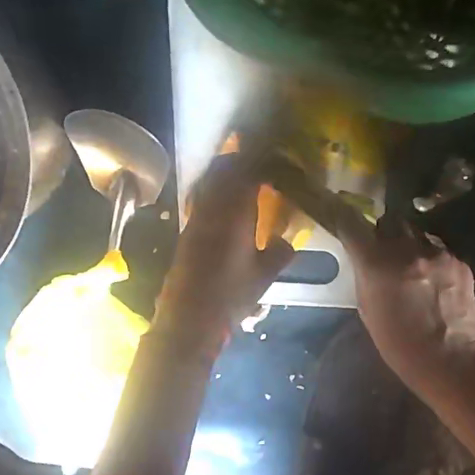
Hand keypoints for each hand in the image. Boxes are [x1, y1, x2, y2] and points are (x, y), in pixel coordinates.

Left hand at [153, 155, 295, 354]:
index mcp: (234, 213)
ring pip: (210, 183)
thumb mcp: (263, 276)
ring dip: (226, 174)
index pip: (247, 171)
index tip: (277, 156)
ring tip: (245, 175)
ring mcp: (195, 219)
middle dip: (241, 159)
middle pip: (223, 170)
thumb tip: (287, 241)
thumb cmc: (230, 296)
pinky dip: (216, 192)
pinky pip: (202, 199)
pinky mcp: (186, 233)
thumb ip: (278, 253)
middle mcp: (211, 209)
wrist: (188, 319)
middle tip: (260, 158)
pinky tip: (227, 204)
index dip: (262, 159)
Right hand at [335, 210, 474, 401]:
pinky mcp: (458, 261)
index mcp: (376, 264)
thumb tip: (363, 257)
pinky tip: (432, 281)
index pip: (353, 224)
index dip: (345, 217)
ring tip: (410, 267)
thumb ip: (364, 276)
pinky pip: (437, 249)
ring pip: (416, 234)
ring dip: (408, 244)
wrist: (451, 360)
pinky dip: (430, 259)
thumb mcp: (367, 309)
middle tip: (382, 249)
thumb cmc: (399, 344)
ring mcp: (436, 253)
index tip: (340, 215)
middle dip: (384, 231)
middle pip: (390, 221)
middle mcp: (406, 250)